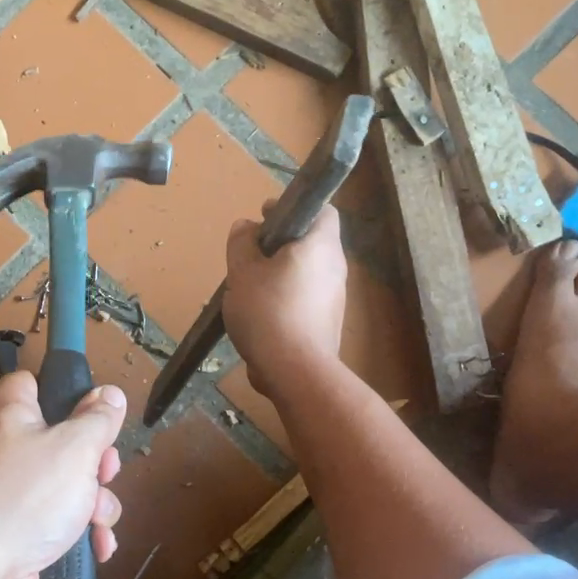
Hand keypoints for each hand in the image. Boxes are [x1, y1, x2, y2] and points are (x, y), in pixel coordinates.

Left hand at [0, 374, 125, 578]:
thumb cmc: (22, 500)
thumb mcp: (73, 449)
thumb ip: (96, 420)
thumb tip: (107, 393)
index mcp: (10, 413)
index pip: (36, 383)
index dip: (69, 394)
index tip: (98, 413)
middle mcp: (5, 449)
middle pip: (63, 440)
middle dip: (96, 462)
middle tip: (106, 473)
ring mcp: (10, 495)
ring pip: (66, 487)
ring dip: (94, 504)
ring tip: (99, 521)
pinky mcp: (16, 534)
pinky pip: (56, 524)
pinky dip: (78, 535)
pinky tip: (96, 549)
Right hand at [221, 203, 347, 397]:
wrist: (294, 370)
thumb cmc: (267, 312)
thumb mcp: (242, 273)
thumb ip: (242, 243)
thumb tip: (245, 226)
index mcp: (320, 245)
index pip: (321, 210)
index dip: (294, 208)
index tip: (266, 218)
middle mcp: (335, 267)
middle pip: (310, 243)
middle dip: (281, 246)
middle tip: (250, 257)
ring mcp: (335, 297)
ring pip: (306, 274)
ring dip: (281, 275)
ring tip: (250, 290)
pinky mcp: (328, 322)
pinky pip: (306, 300)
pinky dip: (286, 300)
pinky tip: (262, 316)